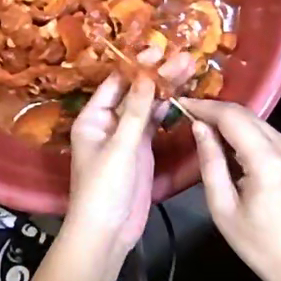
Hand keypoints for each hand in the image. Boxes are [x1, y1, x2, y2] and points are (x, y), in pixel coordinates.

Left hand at [66, 52, 193, 252]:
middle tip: (183, 57)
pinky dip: (167, 110)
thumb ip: (135, 112)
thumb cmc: (104, 188)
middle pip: (134, 93)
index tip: (158, 49)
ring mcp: (125, 137)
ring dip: (165, 89)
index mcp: (92, 118)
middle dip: (156, 75)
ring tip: (188, 68)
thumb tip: (146, 76)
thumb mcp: (119, 147)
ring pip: (146, 107)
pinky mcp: (140, 151)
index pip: (115, 84)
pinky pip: (153, 124)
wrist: (107, 231)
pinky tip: (182, 95)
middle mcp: (107, 123)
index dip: (136, 66)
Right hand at [180, 100, 280, 280]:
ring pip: (254, 119)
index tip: (179, 103)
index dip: (203, 106)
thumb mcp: (223, 207)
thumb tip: (198, 127)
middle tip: (184, 112)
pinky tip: (222, 139)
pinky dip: (240, 128)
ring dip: (226, 118)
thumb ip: (210, 162)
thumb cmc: (259, 243)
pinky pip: (262, 131)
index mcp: (266, 160)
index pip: (231, 117)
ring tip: (198, 124)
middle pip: (244, 113)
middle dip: (213, 109)